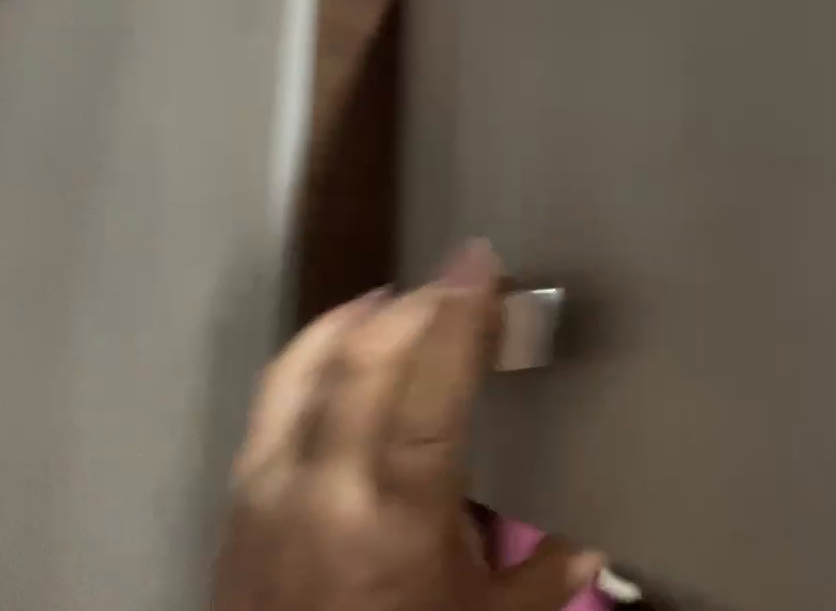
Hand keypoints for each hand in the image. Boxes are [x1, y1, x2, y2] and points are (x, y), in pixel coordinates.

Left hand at [212, 239, 601, 610]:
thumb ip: (545, 573)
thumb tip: (598, 542)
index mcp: (396, 517)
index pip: (427, 394)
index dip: (458, 320)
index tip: (483, 261)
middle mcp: (322, 490)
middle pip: (364, 362)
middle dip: (420, 302)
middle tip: (465, 275)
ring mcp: (266, 487)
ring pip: (308, 367)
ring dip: (366, 318)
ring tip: (412, 295)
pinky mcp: (237, 494)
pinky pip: (275, 394)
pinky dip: (318, 347)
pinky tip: (350, 339)